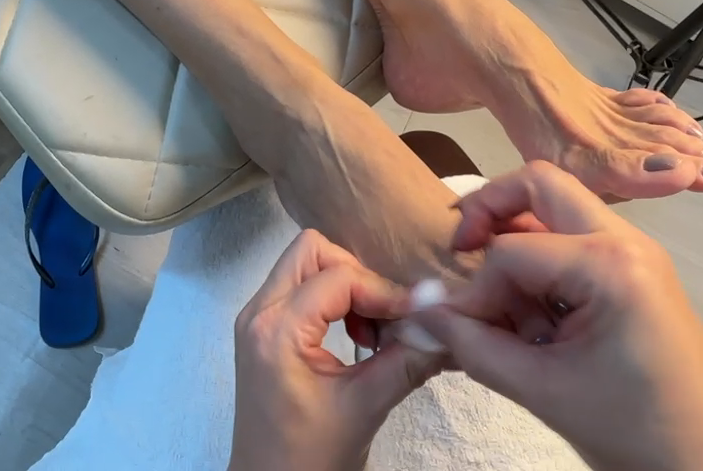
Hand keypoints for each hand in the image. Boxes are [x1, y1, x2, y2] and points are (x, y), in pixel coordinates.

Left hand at [230, 230, 440, 470]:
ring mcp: (255, 317)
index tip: (417, 314)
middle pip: (311, 251)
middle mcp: (259, 311)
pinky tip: (355, 335)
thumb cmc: (310, 458)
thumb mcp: (364, 408)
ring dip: (344, 284)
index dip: (382, 290)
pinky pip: (297, 287)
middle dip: (356, 273)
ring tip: (371, 330)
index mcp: (277, 329)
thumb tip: (446, 328)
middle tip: (385, 314)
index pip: (337, 277)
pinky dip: (330, 298)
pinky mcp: (262, 328)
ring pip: (304, 263)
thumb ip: (405, 362)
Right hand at [411, 163, 702, 470]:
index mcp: (609, 265)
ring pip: (555, 205)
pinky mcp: (637, 268)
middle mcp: (625, 240)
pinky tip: (536, 312)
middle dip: (490, 209)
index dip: (474, 287)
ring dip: (517, 236)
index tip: (456, 326)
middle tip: (462, 250)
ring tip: (508, 301)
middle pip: (538, 183)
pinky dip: (542, 258)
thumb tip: (415, 313)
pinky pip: (573, 236)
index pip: (511, 250)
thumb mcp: (543, 391)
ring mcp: (636, 250)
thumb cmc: (636, 436)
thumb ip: (473, 345)